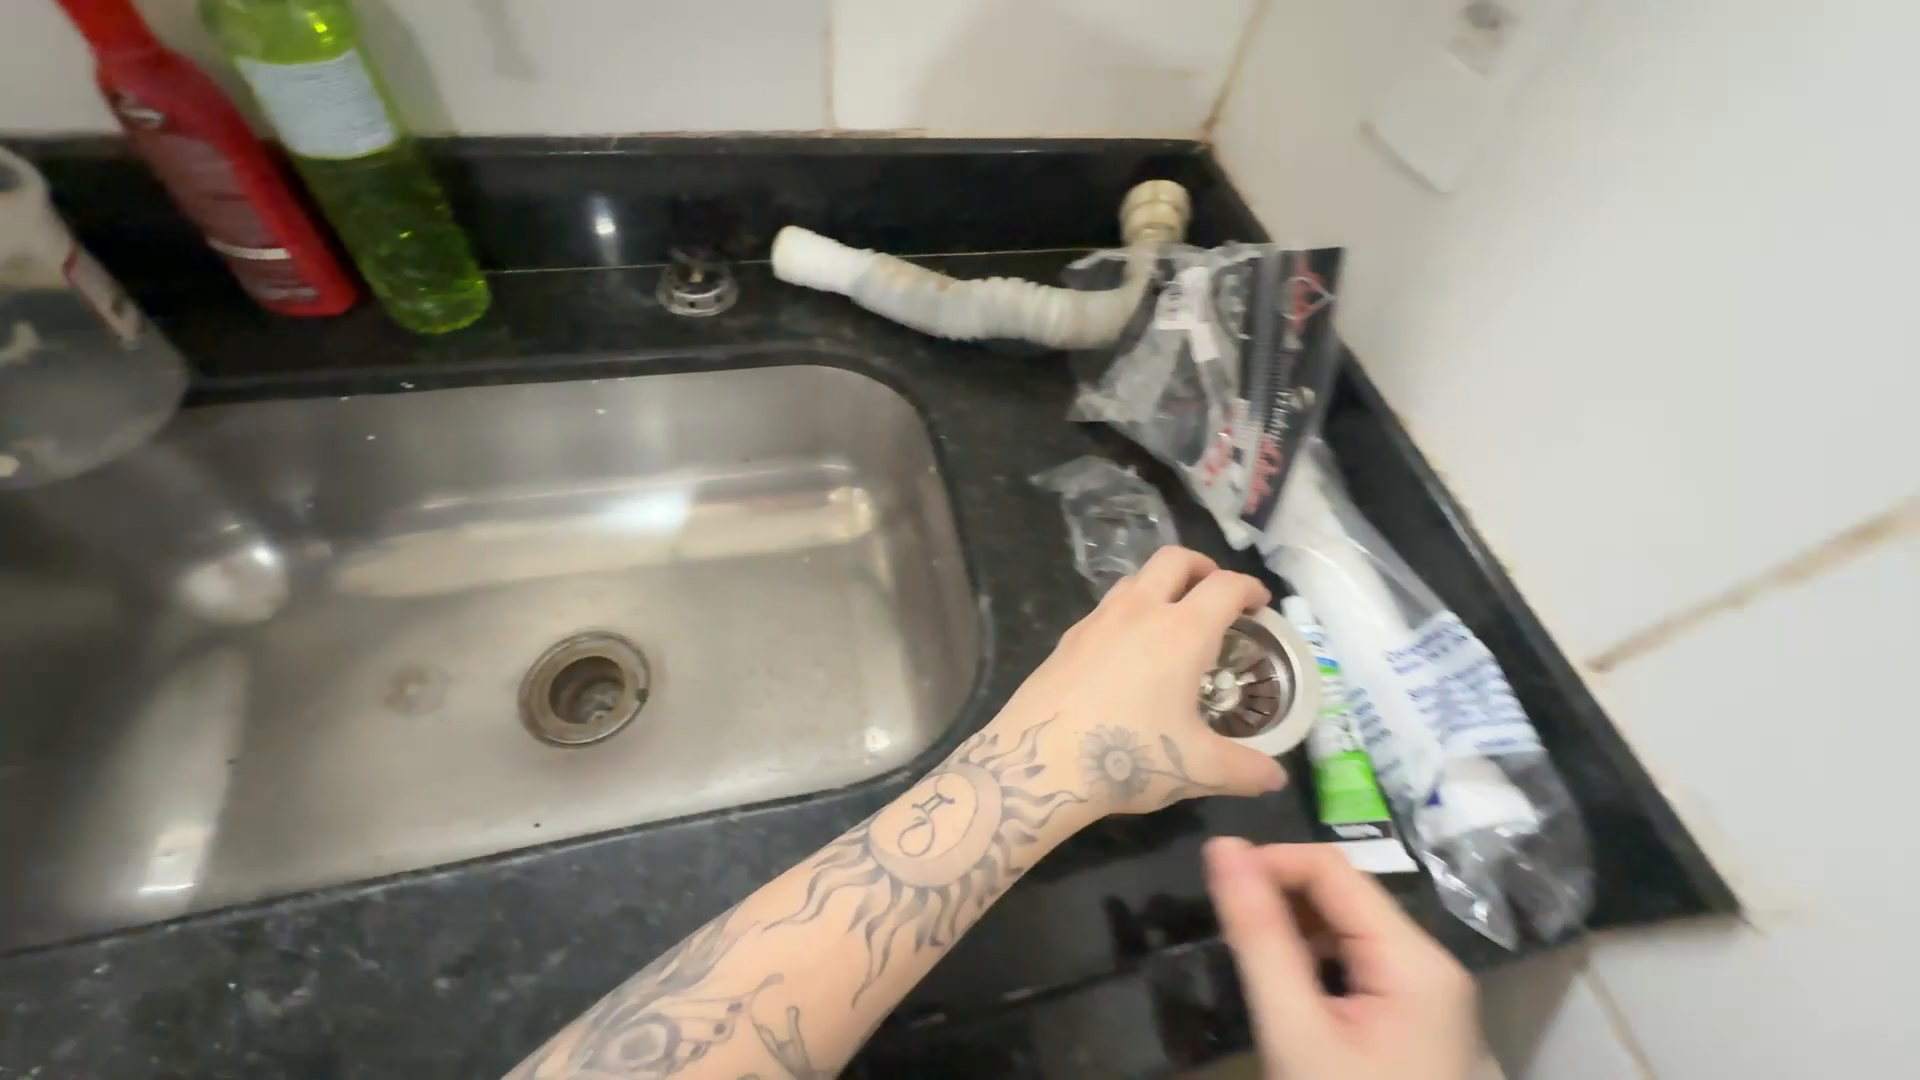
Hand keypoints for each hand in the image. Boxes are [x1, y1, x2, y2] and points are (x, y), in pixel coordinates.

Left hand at [992, 546, 1286, 815]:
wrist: (1039, 761)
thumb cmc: (1128, 755)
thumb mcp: (1199, 769)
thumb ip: (1246, 770)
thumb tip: (1276, 777)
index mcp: (1182, 631)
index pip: (1225, 586)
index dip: (1250, 588)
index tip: (1260, 603)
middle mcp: (1139, 611)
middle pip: (1174, 559)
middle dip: (1202, 566)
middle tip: (1216, 593)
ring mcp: (1097, 620)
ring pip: (1135, 578)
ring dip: (1161, 584)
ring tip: (1174, 617)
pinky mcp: (1068, 637)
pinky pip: (1107, 606)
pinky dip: (1129, 610)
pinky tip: (1129, 648)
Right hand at [1205, 839, 1479, 1079]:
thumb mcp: (1294, 1030)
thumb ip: (1258, 935)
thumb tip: (1221, 846)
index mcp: (1414, 959)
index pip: (1329, 866)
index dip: (1267, 862)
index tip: (1215, 887)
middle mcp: (1430, 962)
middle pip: (1342, 892)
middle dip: (1279, 894)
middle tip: (1226, 924)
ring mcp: (1427, 992)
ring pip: (1346, 923)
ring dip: (1292, 924)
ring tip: (1250, 951)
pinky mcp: (1414, 1015)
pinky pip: (1356, 957)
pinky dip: (1313, 955)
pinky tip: (1287, 981)